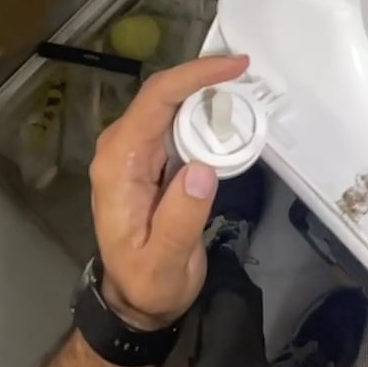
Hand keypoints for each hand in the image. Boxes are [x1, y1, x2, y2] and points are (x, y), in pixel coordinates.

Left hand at [87, 55, 248, 329]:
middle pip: (164, 92)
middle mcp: (122, 146)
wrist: (135, 300)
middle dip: (205, 74)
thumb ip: (181, 218)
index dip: (194, 76)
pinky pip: (178, 118)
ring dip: (208, 88)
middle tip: (248, 70)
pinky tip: (230, 108)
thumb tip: (203, 167)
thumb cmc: (147, 283)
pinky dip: (206, 107)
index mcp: (119, 162)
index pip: (155, 101)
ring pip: (172, 101)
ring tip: (246, 85)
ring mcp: (136, 148)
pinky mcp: (152, 153)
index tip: (234, 66)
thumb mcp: (164, 263)